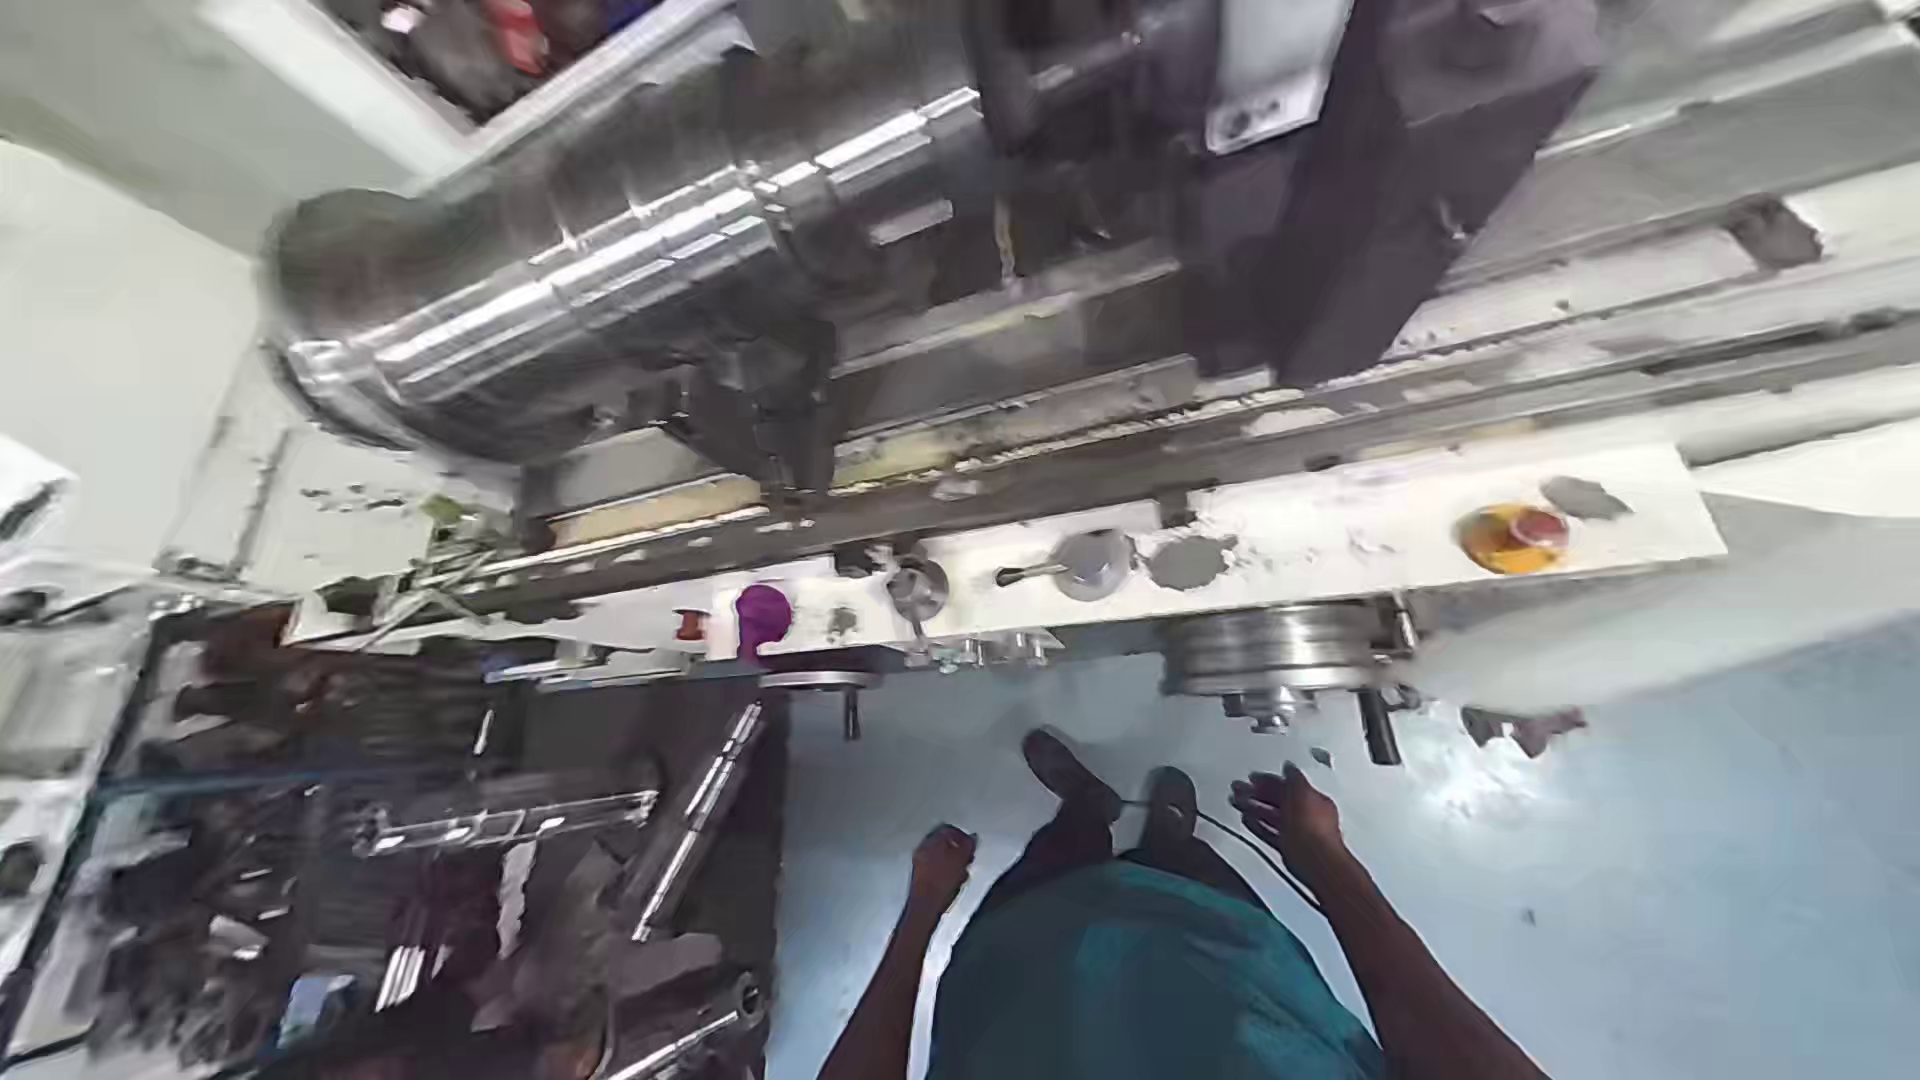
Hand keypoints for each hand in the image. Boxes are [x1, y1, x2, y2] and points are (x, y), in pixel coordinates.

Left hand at [907, 824, 976, 913]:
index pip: (948, 829)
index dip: (962, 836)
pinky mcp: (919, 877)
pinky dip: (945, 871)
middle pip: (943, 842)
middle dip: (957, 849)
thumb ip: (968, 846)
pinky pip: (935, 867)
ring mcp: (919, 863)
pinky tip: (953, 882)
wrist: (925, 908)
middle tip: (967, 858)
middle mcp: (922, 849)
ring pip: (939, 855)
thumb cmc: (941, 884)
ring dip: (952, 861)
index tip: (970, 844)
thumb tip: (973, 838)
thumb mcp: (961, 861)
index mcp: (931, 841)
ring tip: (962, 872)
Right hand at [1231, 763, 1347, 878]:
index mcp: (1314, 801)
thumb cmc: (1313, 828)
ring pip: (1271, 816)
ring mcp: (1298, 832)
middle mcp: (1308, 816)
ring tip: (1237, 802)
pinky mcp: (1289, 848)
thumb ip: (1293, 777)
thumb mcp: (1301, 791)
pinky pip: (1269, 832)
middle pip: (1278, 801)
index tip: (1253, 777)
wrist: (1316, 861)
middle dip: (1257, 794)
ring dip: (1253, 808)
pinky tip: (1247, 820)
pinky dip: (1257, 825)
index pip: (1288, 785)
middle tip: (1239, 788)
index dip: (1269, 780)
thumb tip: (1289, 766)